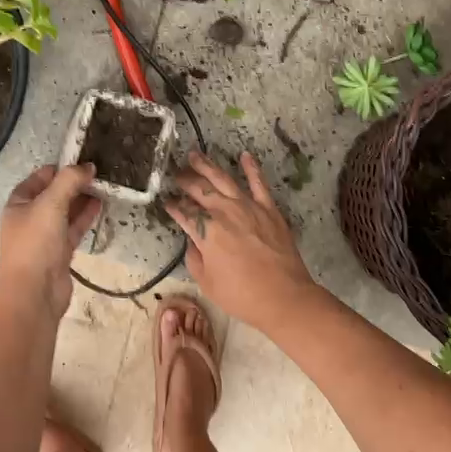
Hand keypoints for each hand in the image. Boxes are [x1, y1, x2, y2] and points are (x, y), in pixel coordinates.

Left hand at [0, 164, 101, 318]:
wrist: (33, 294)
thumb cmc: (35, 243)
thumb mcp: (50, 203)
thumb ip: (69, 181)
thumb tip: (88, 166)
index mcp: (19, 204)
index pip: (40, 177)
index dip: (60, 168)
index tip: (83, 161)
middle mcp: (30, 218)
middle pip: (54, 194)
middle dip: (74, 183)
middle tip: (98, 172)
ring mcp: (45, 237)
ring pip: (66, 211)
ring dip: (82, 199)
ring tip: (103, 185)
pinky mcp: (59, 253)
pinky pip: (73, 228)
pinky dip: (85, 216)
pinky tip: (100, 204)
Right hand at [164, 151, 318, 333]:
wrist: (283, 296)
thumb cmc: (242, 295)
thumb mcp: (207, 283)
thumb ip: (194, 258)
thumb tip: (192, 241)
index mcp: (207, 231)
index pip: (185, 212)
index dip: (174, 207)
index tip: (167, 202)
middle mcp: (224, 212)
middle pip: (200, 190)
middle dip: (186, 181)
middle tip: (176, 174)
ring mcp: (248, 206)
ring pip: (223, 179)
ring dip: (207, 166)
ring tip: (195, 155)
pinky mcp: (268, 208)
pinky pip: (258, 183)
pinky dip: (251, 167)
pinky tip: (244, 155)